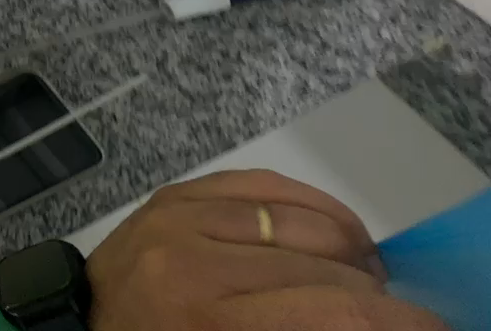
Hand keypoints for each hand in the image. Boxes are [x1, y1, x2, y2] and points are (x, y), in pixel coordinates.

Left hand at [86, 169, 444, 329]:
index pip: (337, 311)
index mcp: (214, 319)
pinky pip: (252, 182)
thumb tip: (381, 322)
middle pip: (323, 265)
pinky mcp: (169, 195)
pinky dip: (304, 201)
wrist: (93, 320)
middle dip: (377, 293)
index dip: (406, 323)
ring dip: (348, 246)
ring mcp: (175, 218)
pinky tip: (329, 228)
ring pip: (296, 217)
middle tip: (392, 313)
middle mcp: (192, 260)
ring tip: (362, 275)